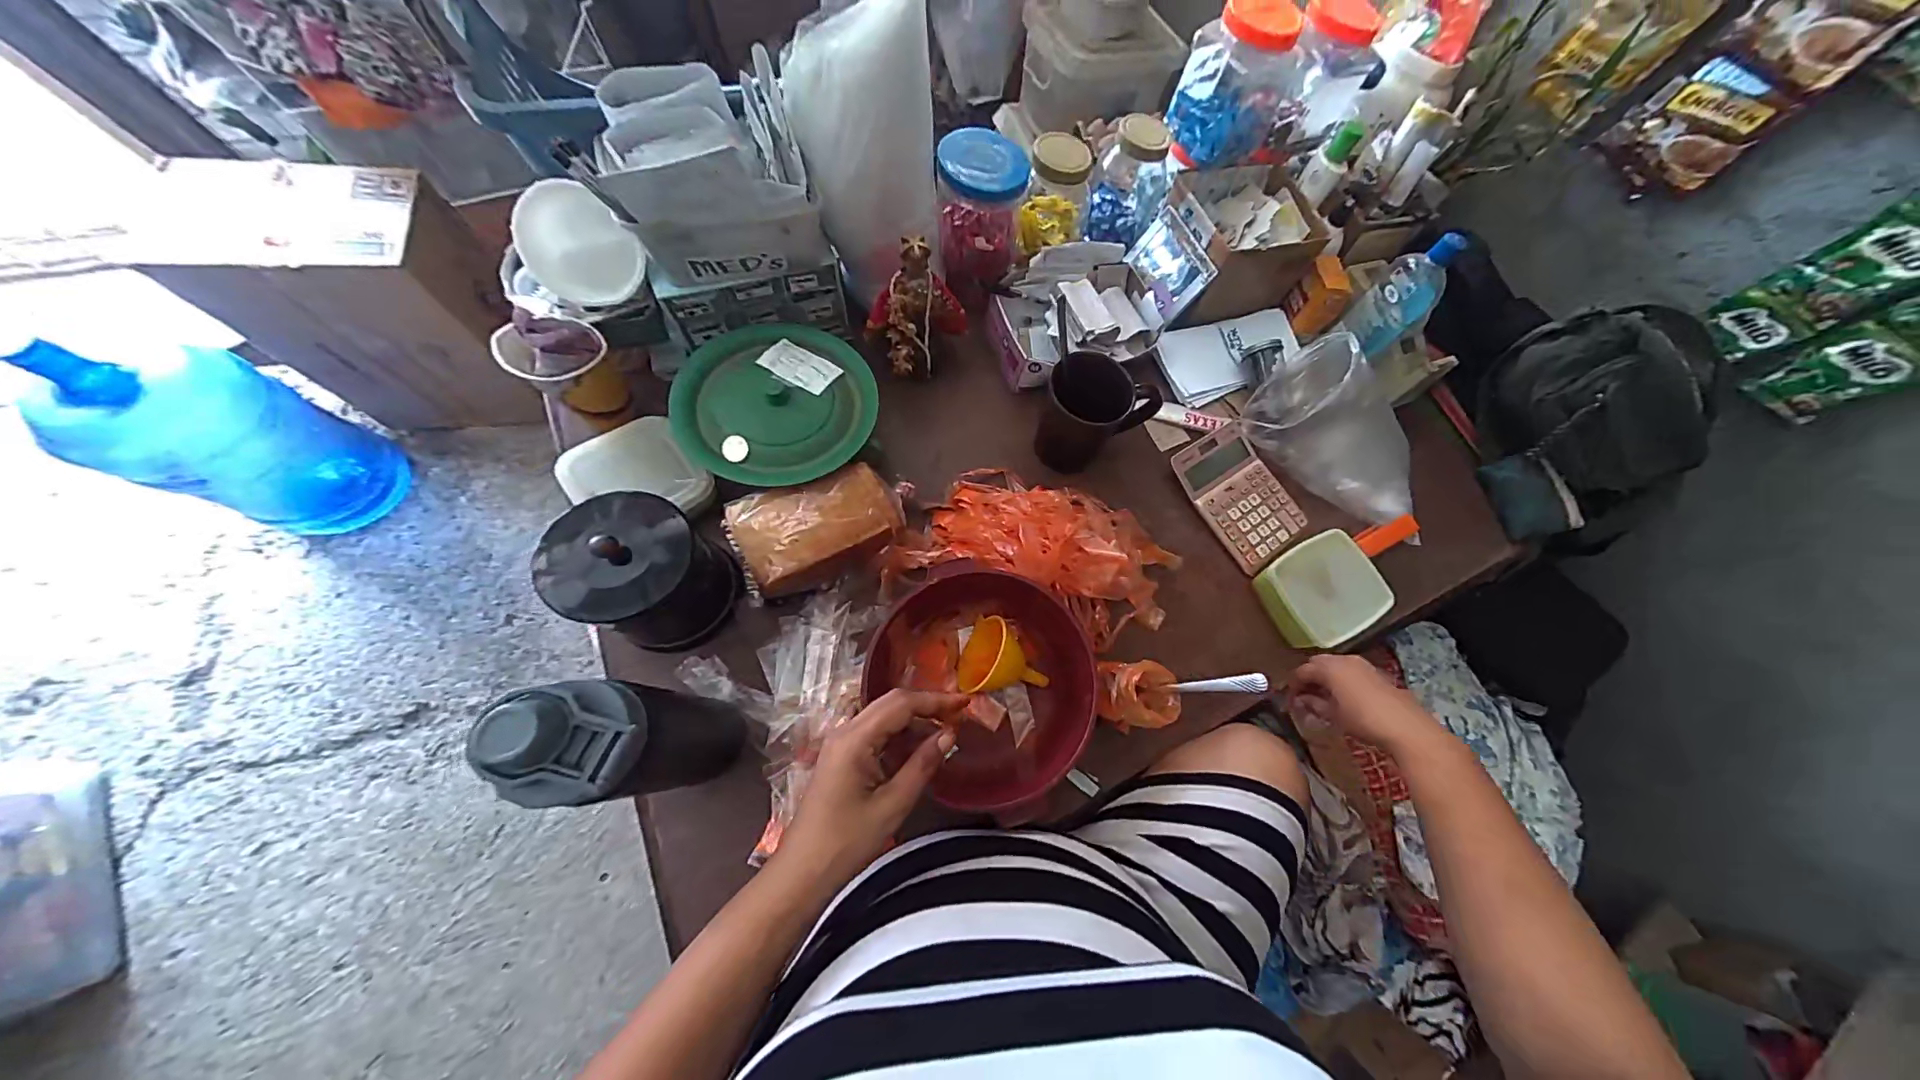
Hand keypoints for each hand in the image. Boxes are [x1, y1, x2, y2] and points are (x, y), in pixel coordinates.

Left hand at [774, 690, 966, 886]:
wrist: (804, 870)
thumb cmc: (847, 841)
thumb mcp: (893, 804)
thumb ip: (922, 764)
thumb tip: (949, 734)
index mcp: (855, 738)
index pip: (901, 703)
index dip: (935, 700)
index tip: (965, 704)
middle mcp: (846, 731)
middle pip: (891, 703)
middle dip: (927, 706)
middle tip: (960, 715)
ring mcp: (841, 743)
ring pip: (884, 717)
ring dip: (915, 721)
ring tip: (946, 733)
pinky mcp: (842, 757)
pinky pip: (875, 734)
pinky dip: (900, 736)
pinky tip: (920, 749)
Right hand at [1287, 654, 1445, 758]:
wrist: (1408, 728)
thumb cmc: (1364, 720)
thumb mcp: (1333, 715)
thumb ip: (1315, 704)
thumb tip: (1302, 700)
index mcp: (1330, 667)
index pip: (1302, 670)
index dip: (1293, 684)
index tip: (1289, 698)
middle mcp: (1345, 660)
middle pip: (1318, 663)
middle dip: (1309, 677)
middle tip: (1304, 695)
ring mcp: (1364, 665)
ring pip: (1336, 665)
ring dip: (1326, 677)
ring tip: (1323, 697)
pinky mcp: (1378, 674)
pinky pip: (1351, 671)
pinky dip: (1342, 679)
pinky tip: (1344, 697)